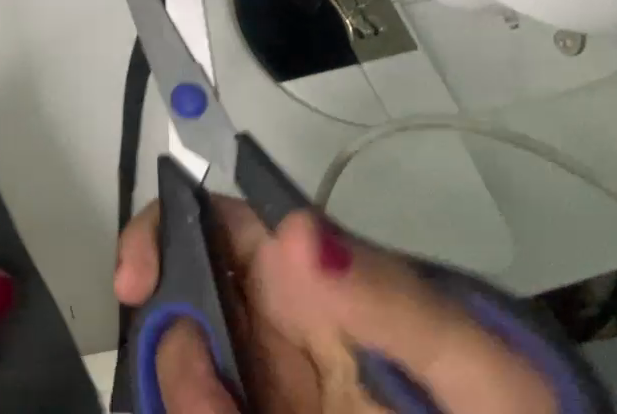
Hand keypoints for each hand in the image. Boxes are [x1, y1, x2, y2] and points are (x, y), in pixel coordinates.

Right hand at [117, 199, 557, 413]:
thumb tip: (300, 232)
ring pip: (180, 369)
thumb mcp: (482, 372)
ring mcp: (261, 381)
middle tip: (212, 399)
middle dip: (169, 345)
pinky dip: (195, 411)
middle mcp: (269, 324)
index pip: (208, 222)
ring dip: (188, 396)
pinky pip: (197, 406)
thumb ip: (396, 301)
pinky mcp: (253, 411)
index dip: (158, 234)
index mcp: (307, 281)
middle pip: (176, 303)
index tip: (135, 280)